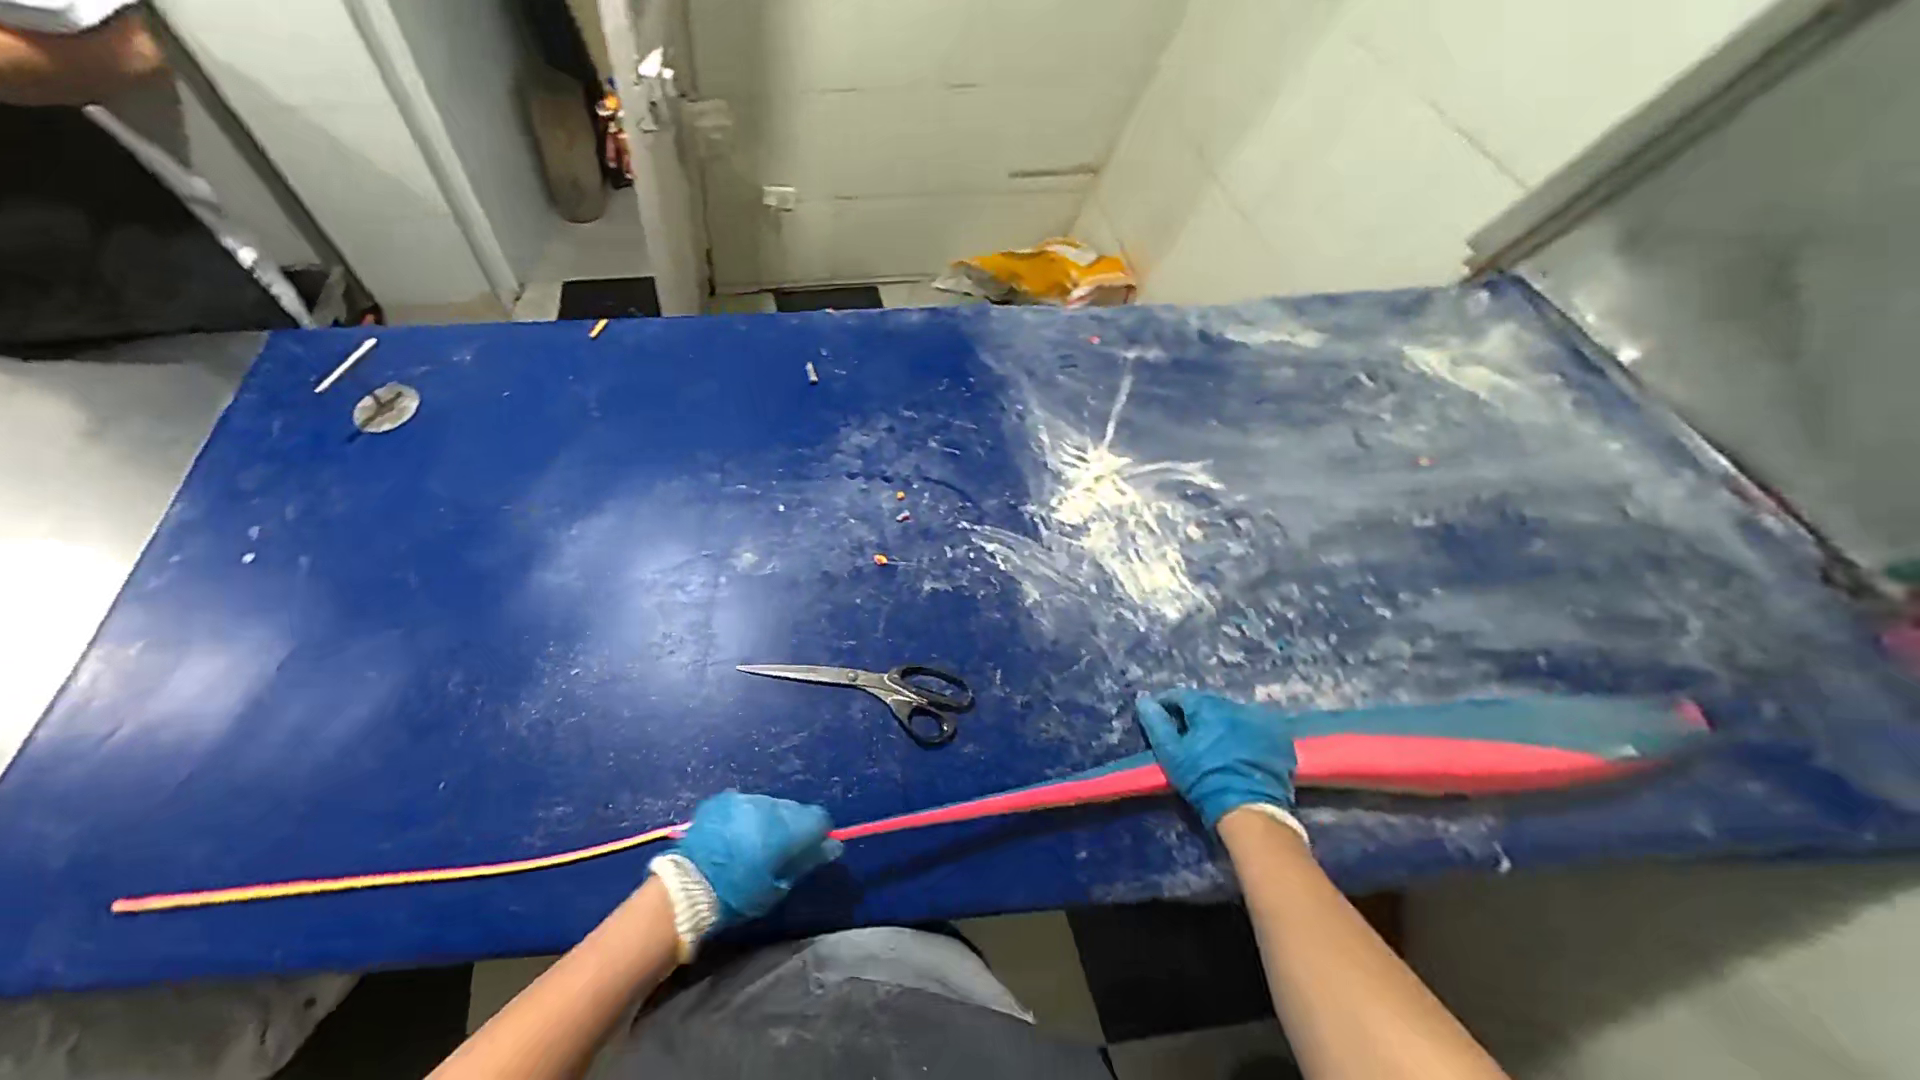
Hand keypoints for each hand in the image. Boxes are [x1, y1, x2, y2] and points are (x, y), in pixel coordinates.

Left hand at [673, 791, 841, 926]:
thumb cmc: (738, 894)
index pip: (819, 818)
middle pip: (794, 809)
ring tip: (754, 843)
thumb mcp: (778, 887)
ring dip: (768, 820)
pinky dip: (746, 817)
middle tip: (779, 850)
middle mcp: (770, 805)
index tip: (809, 849)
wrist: (686, 888)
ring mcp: (744, 799)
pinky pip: (744, 805)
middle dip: (792, 825)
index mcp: (787, 827)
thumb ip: (807, 861)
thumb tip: (832, 846)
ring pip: (770, 805)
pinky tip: (733, 837)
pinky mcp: (722, 800)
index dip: (818, 834)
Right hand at [1136, 690, 1297, 830]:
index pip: (1180, 695)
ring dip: (1219, 723)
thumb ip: (1156, 723)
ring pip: (1231, 714)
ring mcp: (1261, 720)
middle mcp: (1236, 706)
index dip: (1166, 705)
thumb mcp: (1171, 753)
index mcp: (1208, 706)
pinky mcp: (1279, 738)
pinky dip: (1243, 735)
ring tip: (1212, 744)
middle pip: (1207, 703)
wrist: (1249, 809)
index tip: (1160, 720)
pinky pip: (1254, 728)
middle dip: (1194, 715)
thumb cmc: (1203, 780)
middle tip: (1185, 735)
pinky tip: (1238, 752)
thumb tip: (1144, 701)